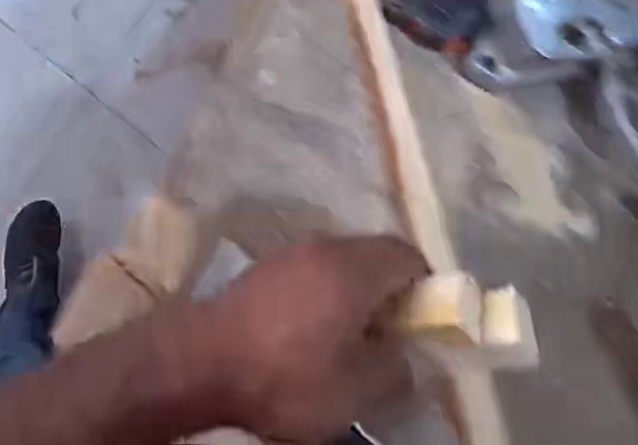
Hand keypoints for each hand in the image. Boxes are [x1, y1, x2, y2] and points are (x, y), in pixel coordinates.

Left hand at [201, 236, 428, 441]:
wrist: (204, 358)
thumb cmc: (288, 375)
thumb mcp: (358, 390)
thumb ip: (397, 368)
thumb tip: (407, 353)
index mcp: (348, 267)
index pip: (404, 254)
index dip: (429, 286)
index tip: (433, 323)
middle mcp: (317, 247)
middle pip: (371, 254)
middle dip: (393, 292)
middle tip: (398, 338)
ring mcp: (286, 253)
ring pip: (339, 262)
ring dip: (357, 293)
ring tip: (358, 341)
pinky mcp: (264, 267)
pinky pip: (311, 270)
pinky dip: (327, 293)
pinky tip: (318, 332)